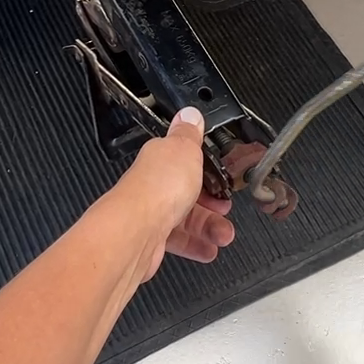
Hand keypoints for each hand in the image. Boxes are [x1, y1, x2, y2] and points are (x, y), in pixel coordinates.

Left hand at [104, 108, 235, 281]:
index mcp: (161, 158)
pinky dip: (196, 245)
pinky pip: (178, 241)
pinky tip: (208, 249)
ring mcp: (152, 212)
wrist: (137, 230)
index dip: (206, 169)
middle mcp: (153, 184)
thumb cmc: (157, 187)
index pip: (184, 160)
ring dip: (209, 227)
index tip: (221, 178)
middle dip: (212, 202)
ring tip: (224, 234)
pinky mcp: (151, 239)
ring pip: (185, 218)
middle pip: (187, 191)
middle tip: (225, 207)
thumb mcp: (185, 148)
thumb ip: (190, 132)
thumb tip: (190, 114)